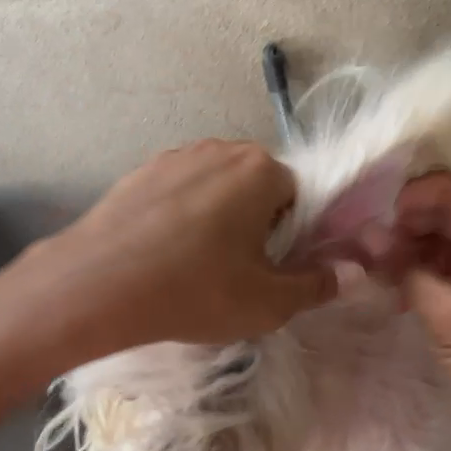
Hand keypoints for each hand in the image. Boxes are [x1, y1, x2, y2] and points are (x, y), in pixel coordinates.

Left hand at [40, 140, 338, 350]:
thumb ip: (316, 285)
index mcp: (262, 170)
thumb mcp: (267, 302)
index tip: (272, 267)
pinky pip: (180, 189)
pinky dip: (181, 213)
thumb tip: (352, 272)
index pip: (299, 195)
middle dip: (256, 221)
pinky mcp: (142, 169)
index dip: (292, 234)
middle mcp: (223, 148)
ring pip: (216, 185)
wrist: (98, 282)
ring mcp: (178, 155)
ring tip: (196, 262)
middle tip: (237, 270)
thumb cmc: (195, 289)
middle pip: (258, 184)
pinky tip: (163, 251)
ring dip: (218, 215)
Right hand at [380, 173, 450, 450]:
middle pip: (443, 210)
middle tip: (368, 250)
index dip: (409, 197)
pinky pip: (447, 263)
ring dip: (409, 249)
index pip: (449, 189)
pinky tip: (396, 291)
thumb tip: (364, 233)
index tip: (374, 220)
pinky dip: (421, 271)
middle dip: (404, 225)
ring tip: (376, 271)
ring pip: (442, 237)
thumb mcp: (446, 313)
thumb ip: (403, 267)